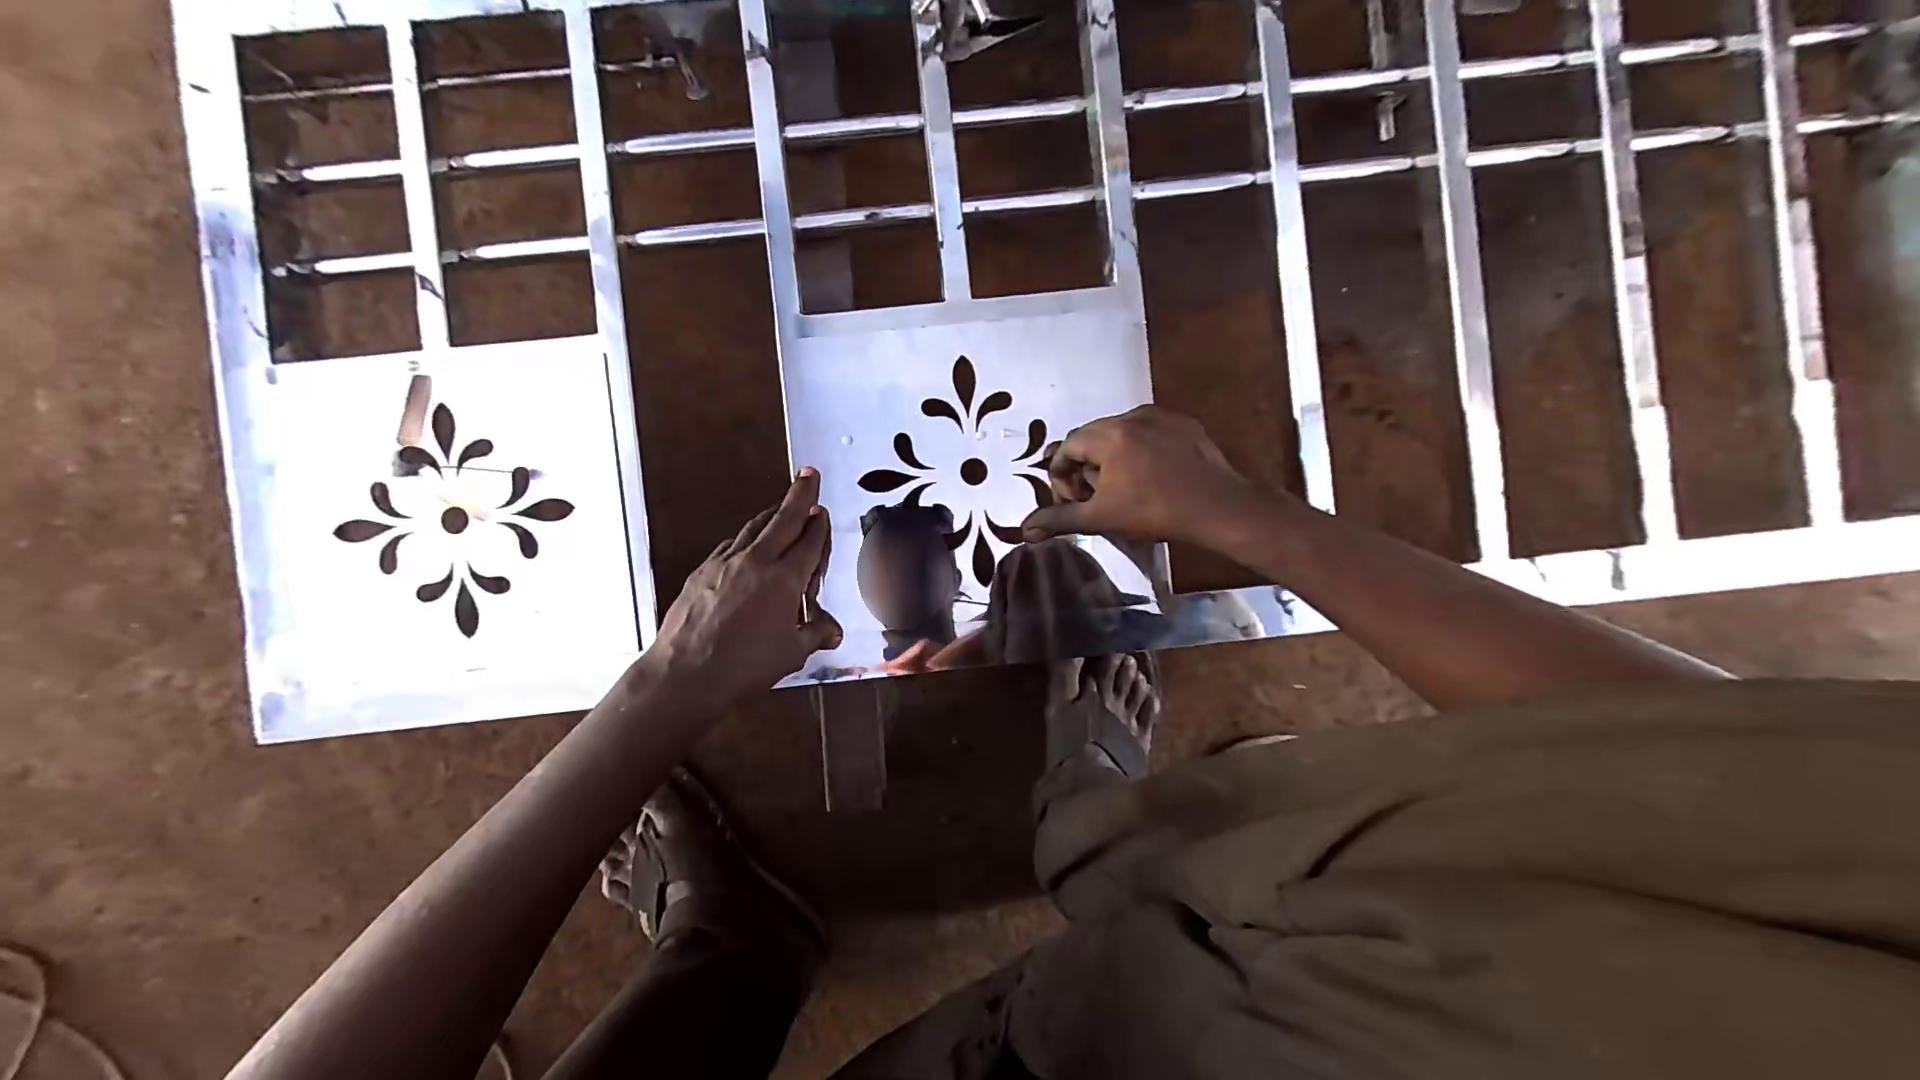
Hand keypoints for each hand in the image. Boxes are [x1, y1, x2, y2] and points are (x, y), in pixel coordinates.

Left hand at [642, 469, 842, 707]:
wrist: (684, 673)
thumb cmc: (744, 665)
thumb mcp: (791, 653)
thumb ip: (814, 635)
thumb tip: (830, 631)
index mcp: (784, 579)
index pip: (809, 541)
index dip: (819, 524)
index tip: (822, 510)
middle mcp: (756, 562)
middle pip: (783, 519)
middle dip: (799, 494)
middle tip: (808, 474)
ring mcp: (725, 563)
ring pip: (754, 528)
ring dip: (772, 513)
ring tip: (782, 506)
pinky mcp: (701, 571)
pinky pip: (730, 545)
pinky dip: (745, 538)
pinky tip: (747, 544)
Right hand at [1019, 406, 1265, 546]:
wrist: (1218, 508)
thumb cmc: (1154, 512)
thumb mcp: (1101, 517)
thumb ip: (1060, 520)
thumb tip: (1025, 531)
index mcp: (1108, 435)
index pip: (1068, 446)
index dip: (1062, 474)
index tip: (1074, 499)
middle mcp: (1131, 416)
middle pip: (1093, 436)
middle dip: (1086, 464)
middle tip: (1094, 495)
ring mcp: (1161, 417)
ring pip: (1121, 432)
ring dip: (1112, 456)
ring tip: (1122, 487)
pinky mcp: (1185, 424)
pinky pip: (1149, 431)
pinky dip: (1140, 449)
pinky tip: (1151, 476)